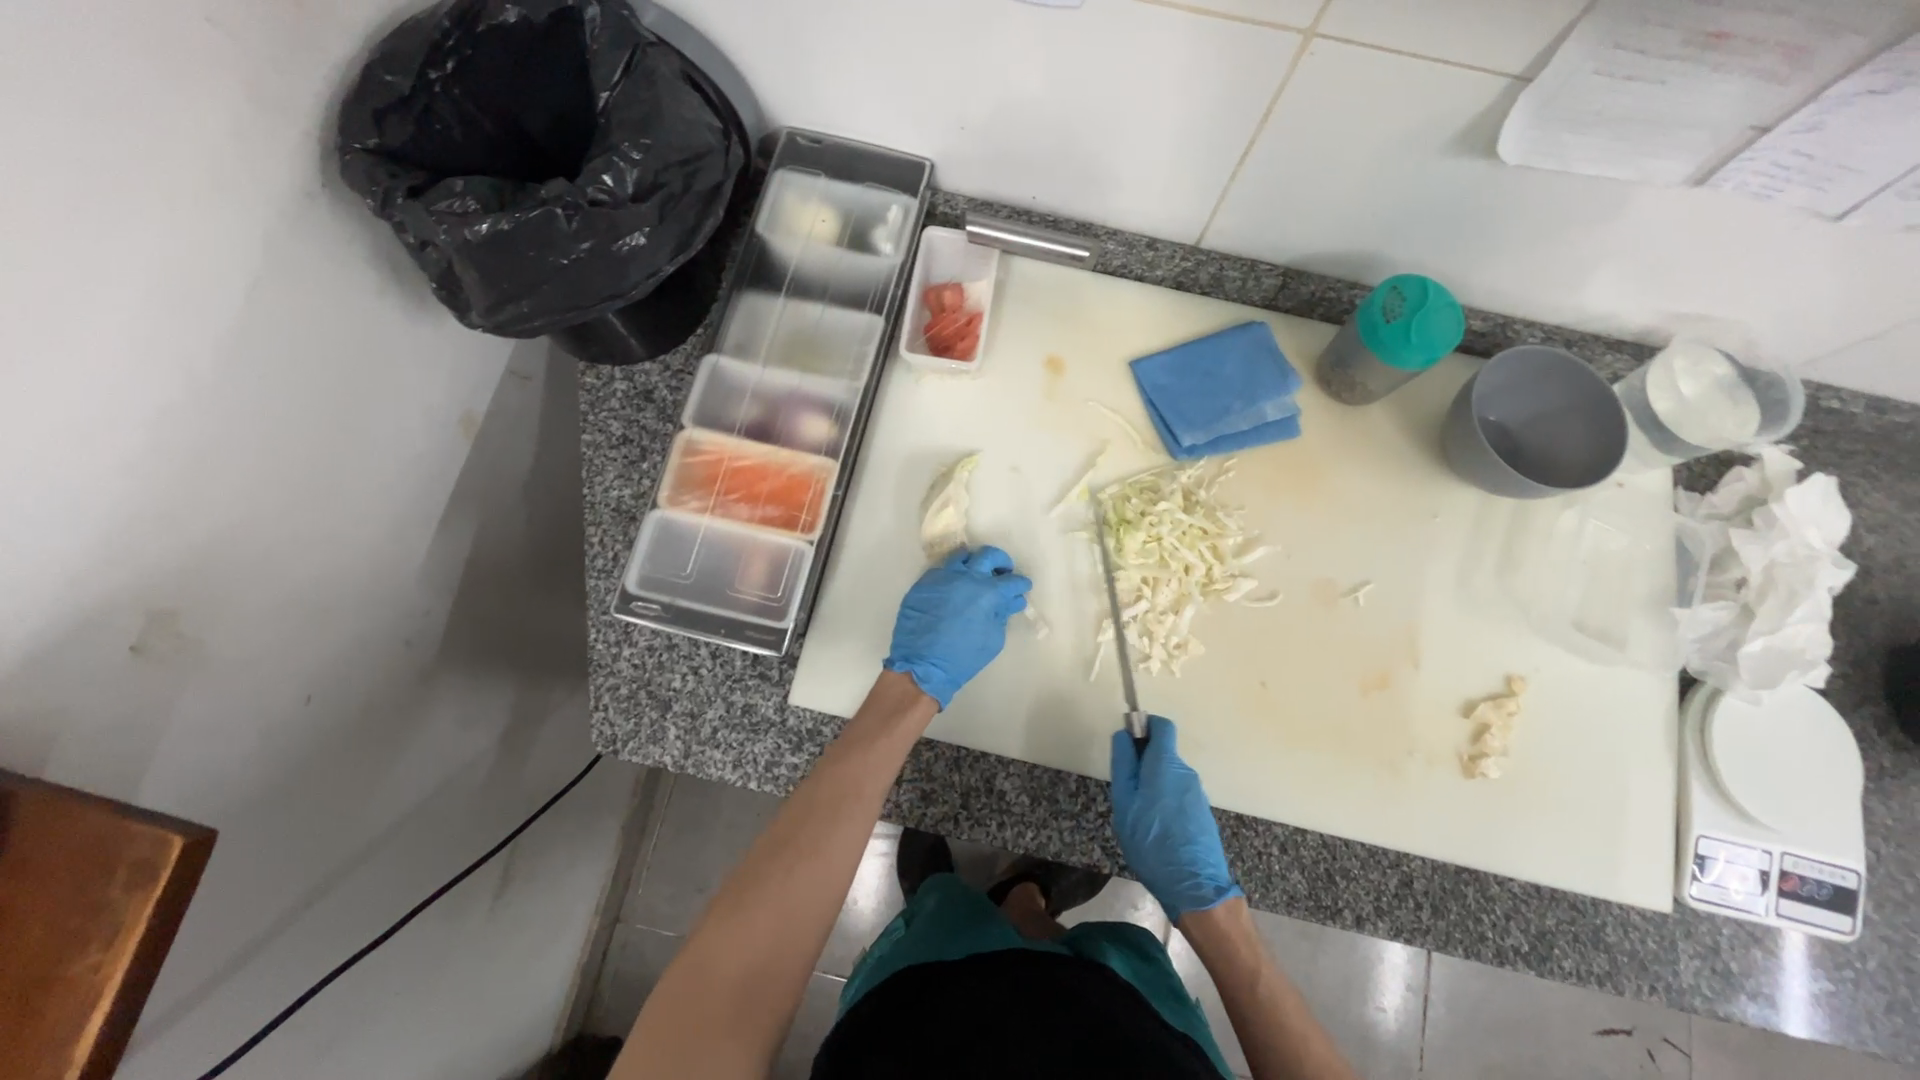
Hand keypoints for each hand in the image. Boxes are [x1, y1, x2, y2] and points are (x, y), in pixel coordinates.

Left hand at [883, 546, 1032, 708]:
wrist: (922, 665)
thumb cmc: (963, 657)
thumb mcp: (993, 639)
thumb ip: (1002, 614)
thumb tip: (1010, 601)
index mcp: (988, 593)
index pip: (1012, 581)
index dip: (1020, 584)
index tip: (1022, 587)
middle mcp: (966, 577)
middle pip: (988, 555)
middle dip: (1001, 561)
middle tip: (1003, 571)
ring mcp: (943, 577)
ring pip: (962, 556)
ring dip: (974, 562)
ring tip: (975, 573)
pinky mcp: (924, 583)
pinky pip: (942, 571)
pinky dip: (952, 575)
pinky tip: (953, 588)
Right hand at [1110, 715, 1242, 920]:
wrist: (1194, 886)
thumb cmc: (1151, 842)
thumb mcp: (1125, 804)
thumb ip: (1123, 765)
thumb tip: (1123, 735)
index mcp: (1166, 764)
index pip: (1162, 725)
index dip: (1144, 726)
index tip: (1128, 743)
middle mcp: (1185, 773)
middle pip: (1162, 753)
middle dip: (1142, 764)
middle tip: (1126, 794)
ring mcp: (1196, 793)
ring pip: (1168, 777)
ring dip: (1152, 787)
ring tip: (1139, 819)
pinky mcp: (1201, 813)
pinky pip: (1178, 795)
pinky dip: (1164, 803)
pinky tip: (1157, 831)